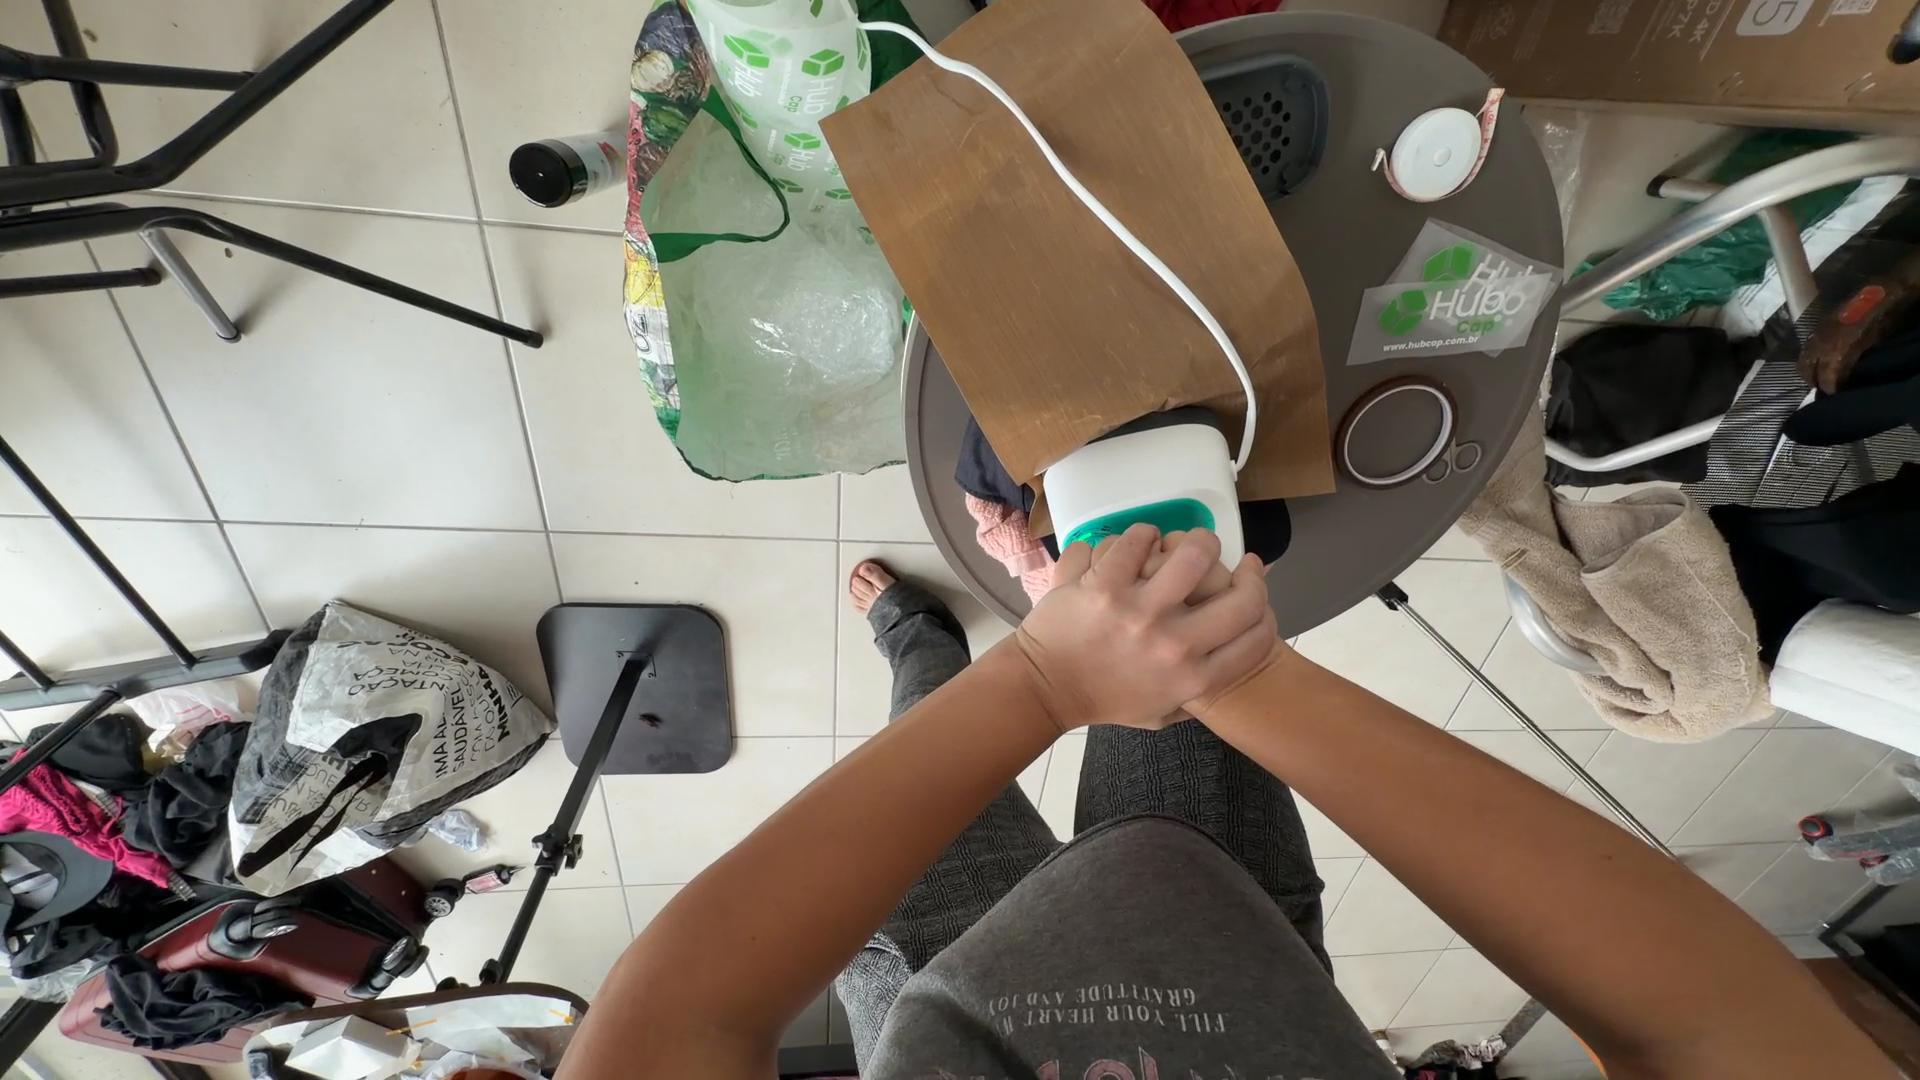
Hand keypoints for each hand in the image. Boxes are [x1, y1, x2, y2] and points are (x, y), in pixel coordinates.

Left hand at [1006, 524, 1277, 731]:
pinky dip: (1143, 534)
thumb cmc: (1102, 701)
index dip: (1263, 605)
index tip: (1251, 587)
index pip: (1258, 636)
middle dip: (1246, 573)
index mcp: (1193, 678)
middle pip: (1243, 596)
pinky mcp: (1104, 584)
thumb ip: (1196, 696)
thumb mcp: (1160, 714)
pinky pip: (1139, 540)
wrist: (1044, 686)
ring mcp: (1139, 611)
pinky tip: (1141, 541)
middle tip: (1229, 561)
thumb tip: (1225, 664)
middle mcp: (1175, 645)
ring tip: (1186, 542)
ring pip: (1195, 554)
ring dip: (1197, 541)